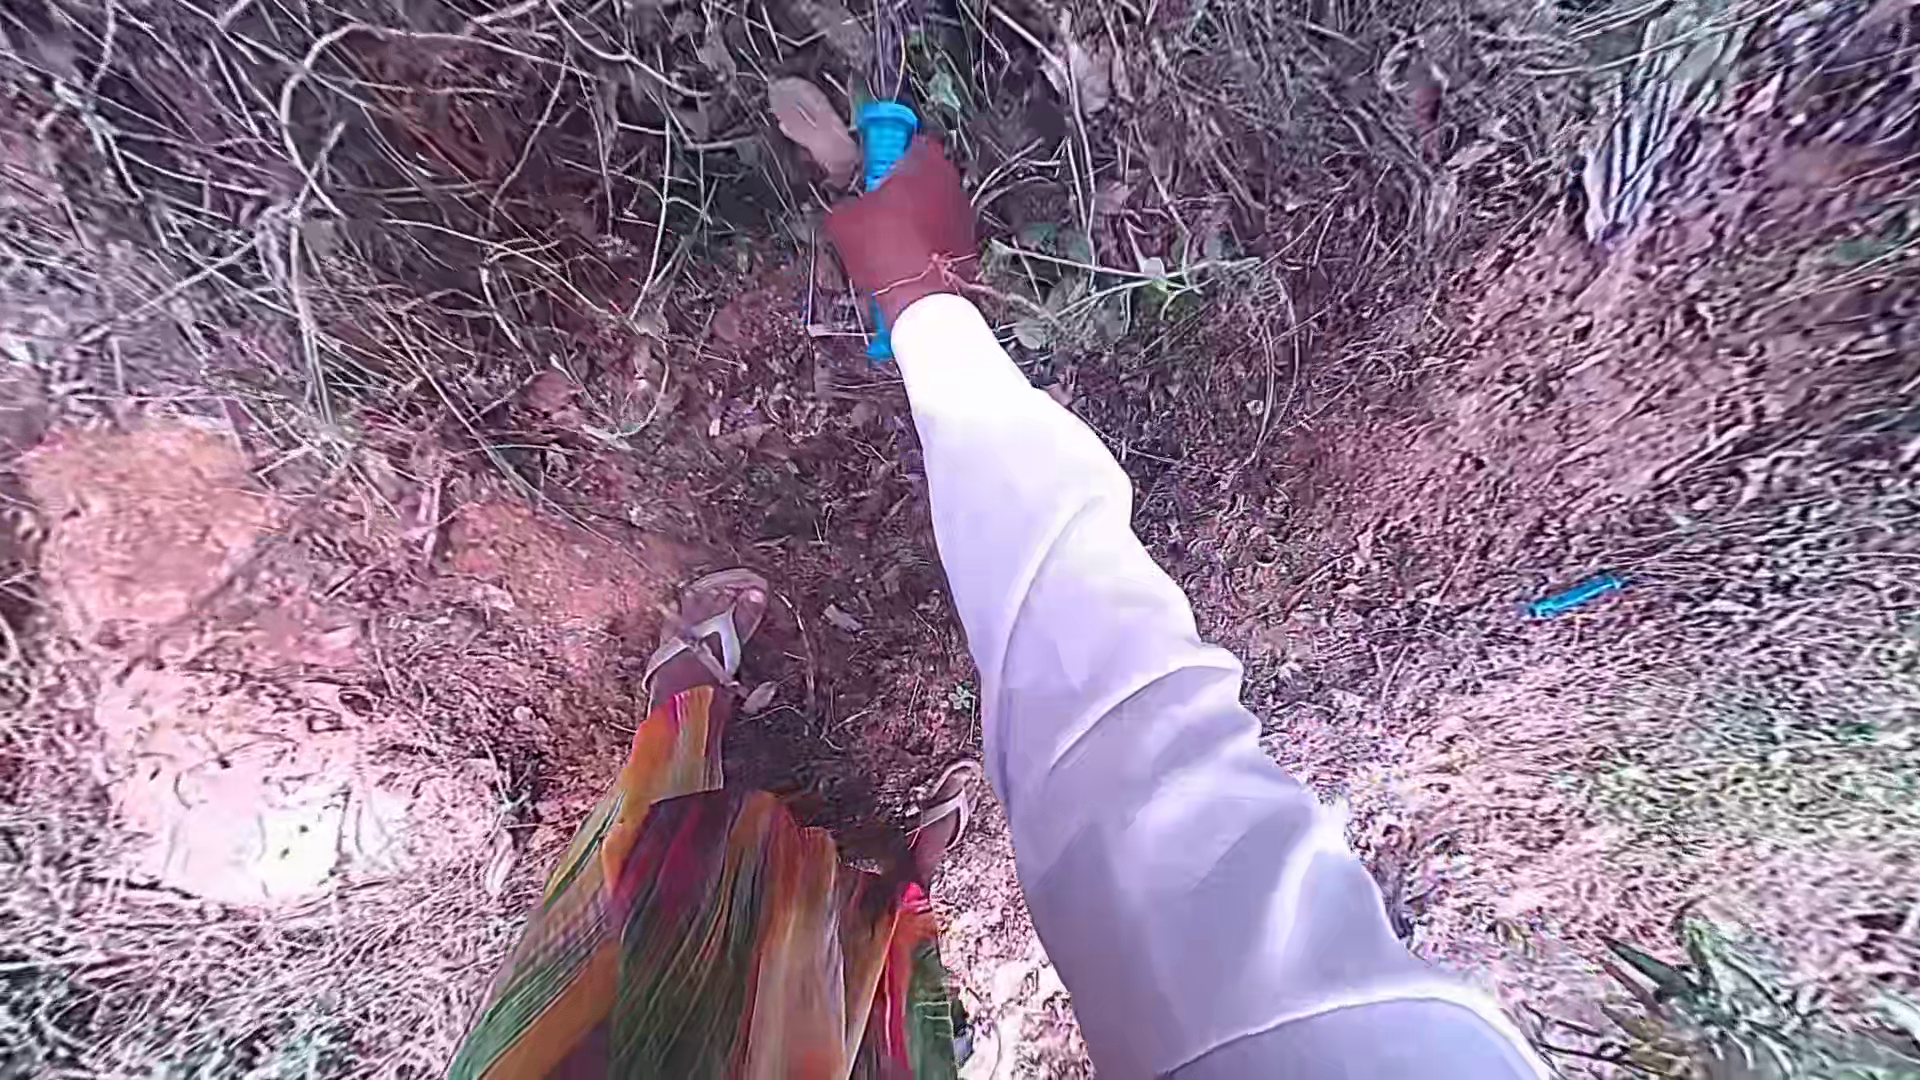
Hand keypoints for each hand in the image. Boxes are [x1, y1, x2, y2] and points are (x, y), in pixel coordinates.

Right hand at [825, 138, 976, 323]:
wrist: (920, 303)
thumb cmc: (891, 255)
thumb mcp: (845, 221)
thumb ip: (844, 203)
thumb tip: (841, 210)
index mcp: (925, 162)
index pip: (905, 140)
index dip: (884, 153)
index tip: (873, 163)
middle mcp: (952, 185)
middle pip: (920, 178)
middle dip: (898, 191)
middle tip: (875, 207)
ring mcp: (963, 220)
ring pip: (932, 210)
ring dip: (912, 221)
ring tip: (887, 241)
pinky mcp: (966, 251)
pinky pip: (939, 240)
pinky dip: (923, 247)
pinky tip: (903, 262)